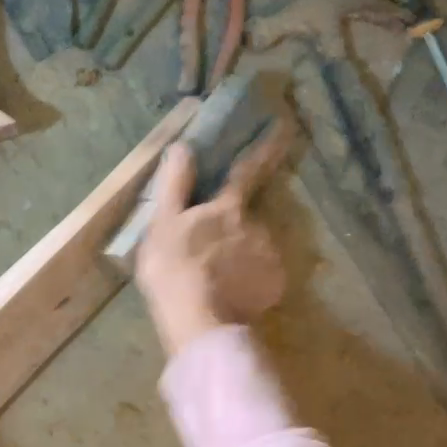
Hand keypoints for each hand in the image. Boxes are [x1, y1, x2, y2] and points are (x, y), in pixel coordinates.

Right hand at [133, 122, 290, 354]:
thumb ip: (175, 182)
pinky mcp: (274, 286)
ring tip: (211, 278)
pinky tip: (227, 293)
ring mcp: (269, 257)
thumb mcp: (161, 221)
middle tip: (206, 250)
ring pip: (252, 247)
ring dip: (237, 254)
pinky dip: (247, 279)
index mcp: (228, 207)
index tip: (285, 124)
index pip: (247, 168)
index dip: (265, 146)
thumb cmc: (173, 267)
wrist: (198, 322)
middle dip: (232, 227)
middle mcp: (256, 226)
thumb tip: (183, 145)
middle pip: (245, 217)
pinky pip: (260, 275)